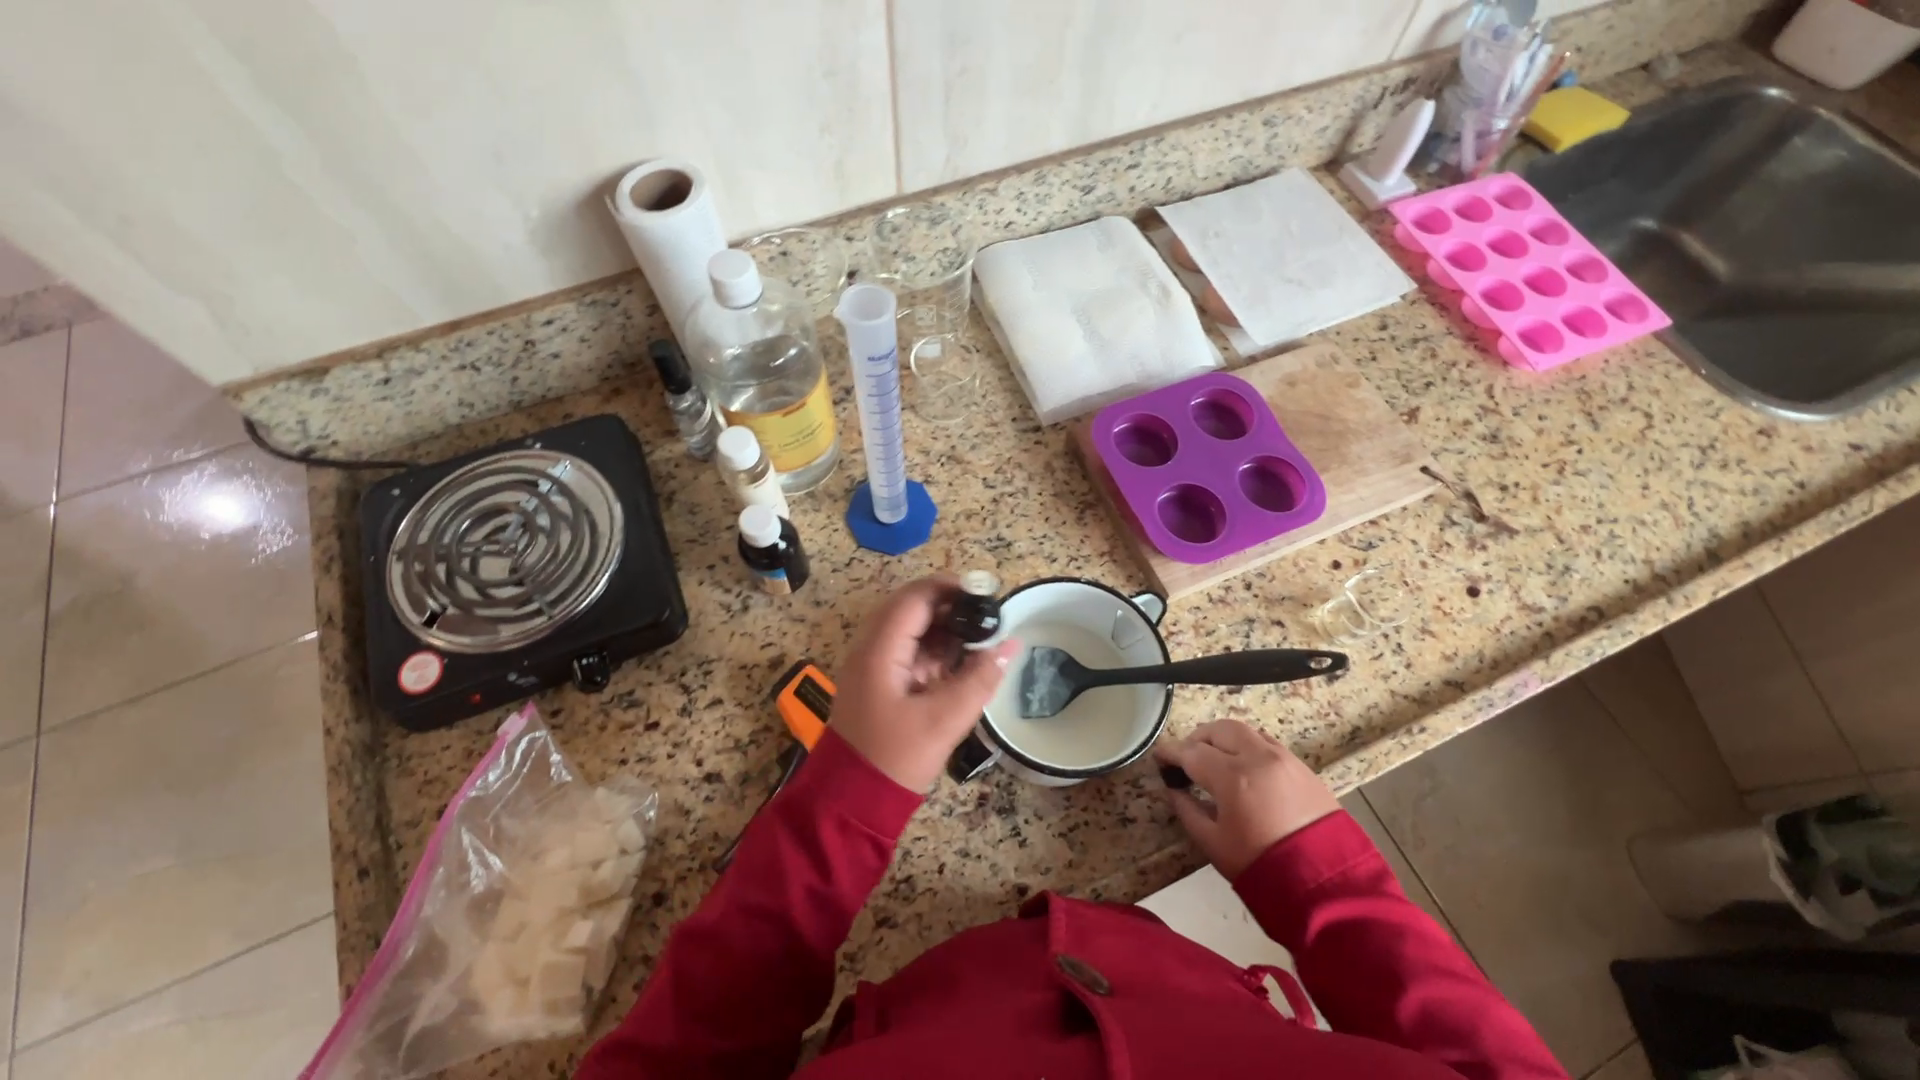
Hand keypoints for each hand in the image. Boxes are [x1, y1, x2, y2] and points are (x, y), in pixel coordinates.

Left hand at [832, 577, 1020, 791]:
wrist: (853, 801)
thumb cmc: (896, 758)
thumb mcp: (944, 719)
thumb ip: (979, 679)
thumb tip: (1010, 643)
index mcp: (878, 651)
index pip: (914, 599)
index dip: (949, 588)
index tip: (984, 593)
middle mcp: (870, 651)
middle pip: (911, 611)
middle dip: (950, 609)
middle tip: (987, 617)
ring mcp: (872, 669)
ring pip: (910, 633)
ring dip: (944, 632)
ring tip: (982, 639)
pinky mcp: (879, 686)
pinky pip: (908, 655)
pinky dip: (935, 654)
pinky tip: (963, 664)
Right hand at [1153, 719, 1340, 880]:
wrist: (1324, 881)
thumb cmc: (1261, 865)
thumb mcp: (1213, 843)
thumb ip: (1188, 811)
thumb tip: (1174, 791)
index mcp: (1232, 776)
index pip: (1191, 752)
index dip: (1170, 753)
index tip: (1159, 757)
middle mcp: (1258, 757)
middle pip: (1219, 730)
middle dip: (1197, 739)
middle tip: (1186, 757)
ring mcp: (1283, 758)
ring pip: (1245, 731)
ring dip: (1223, 738)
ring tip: (1215, 758)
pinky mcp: (1302, 766)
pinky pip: (1267, 743)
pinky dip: (1247, 746)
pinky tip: (1243, 766)